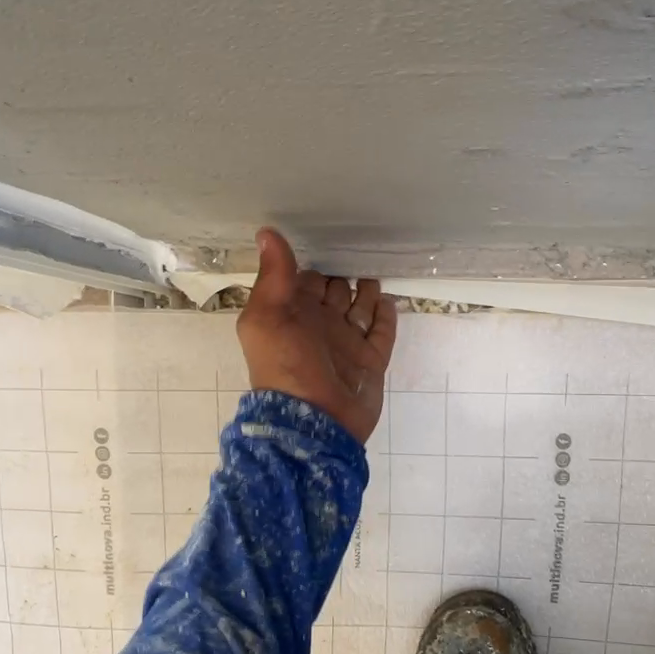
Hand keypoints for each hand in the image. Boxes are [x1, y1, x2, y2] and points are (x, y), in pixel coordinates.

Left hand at [236, 228, 395, 443]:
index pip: (308, 281)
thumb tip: (267, 231)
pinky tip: (387, 300)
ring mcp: (348, 344)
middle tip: (360, 252)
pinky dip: (386, 316)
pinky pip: (382, 333)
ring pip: (361, 308)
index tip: (328, 240)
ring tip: (373, 275)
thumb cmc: (285, 367)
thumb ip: (273, 276)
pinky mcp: (371, 362)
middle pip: (337, 291)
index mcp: (293, 315)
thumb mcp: (267, 317)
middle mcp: (321, 326)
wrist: (315, 421)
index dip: (315, 266)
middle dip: (345, 275)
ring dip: (368, 291)